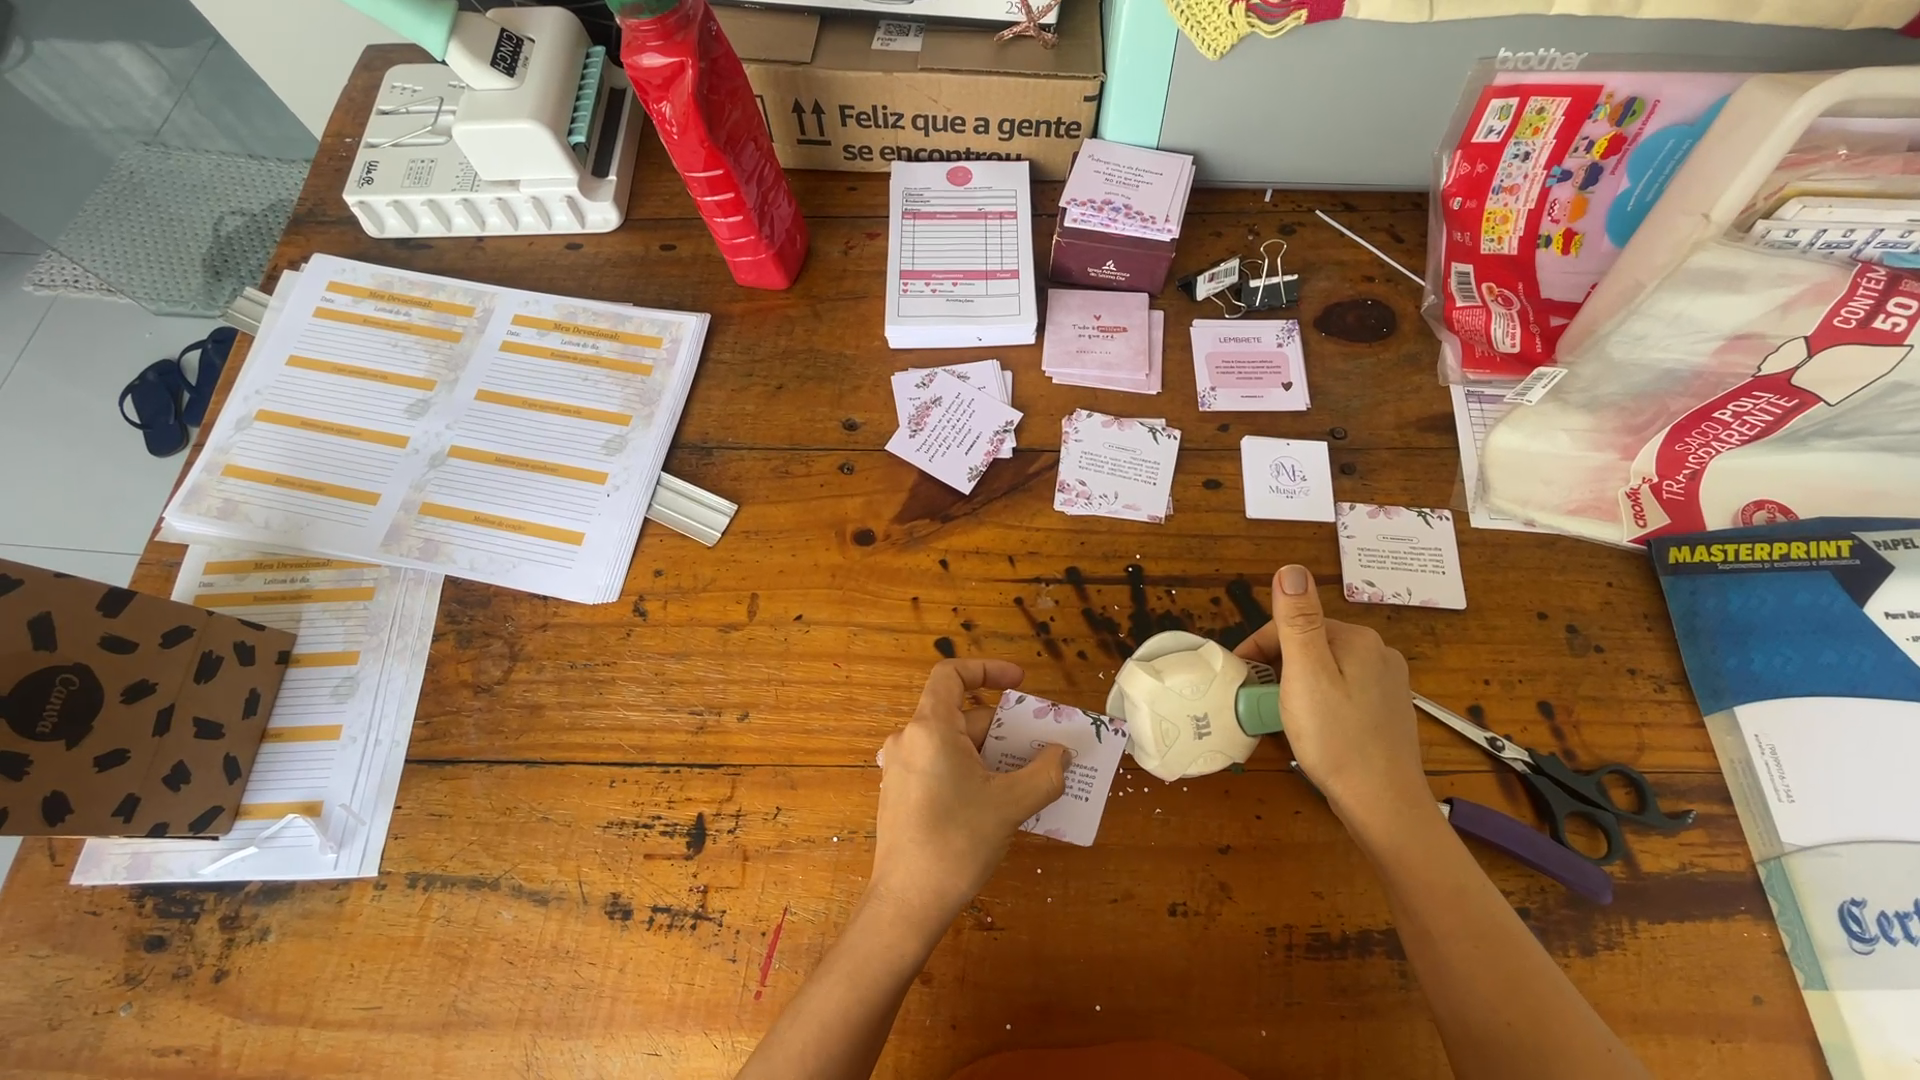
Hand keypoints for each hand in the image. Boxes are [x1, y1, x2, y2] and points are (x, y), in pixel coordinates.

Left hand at [870, 659, 1070, 925]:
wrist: (907, 903)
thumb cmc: (957, 843)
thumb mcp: (1010, 804)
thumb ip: (1045, 772)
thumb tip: (1062, 753)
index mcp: (929, 728)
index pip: (952, 674)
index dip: (988, 669)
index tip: (1021, 682)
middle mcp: (909, 740)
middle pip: (961, 715)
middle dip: (1004, 727)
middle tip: (1041, 747)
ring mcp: (901, 770)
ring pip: (954, 746)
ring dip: (992, 754)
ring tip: (1029, 777)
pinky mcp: (901, 796)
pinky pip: (942, 768)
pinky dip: (972, 773)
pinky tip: (998, 802)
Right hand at [1233, 565, 1429, 826]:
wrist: (1383, 804)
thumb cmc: (1336, 738)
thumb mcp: (1306, 675)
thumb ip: (1297, 621)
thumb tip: (1290, 568)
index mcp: (1356, 639)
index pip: (1293, 626)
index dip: (1260, 650)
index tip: (1240, 679)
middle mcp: (1378, 653)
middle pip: (1310, 645)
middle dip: (1278, 667)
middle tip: (1257, 702)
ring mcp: (1387, 684)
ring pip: (1325, 670)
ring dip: (1296, 685)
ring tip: (1281, 717)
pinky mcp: (1387, 712)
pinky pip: (1342, 693)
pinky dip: (1319, 703)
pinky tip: (1313, 729)